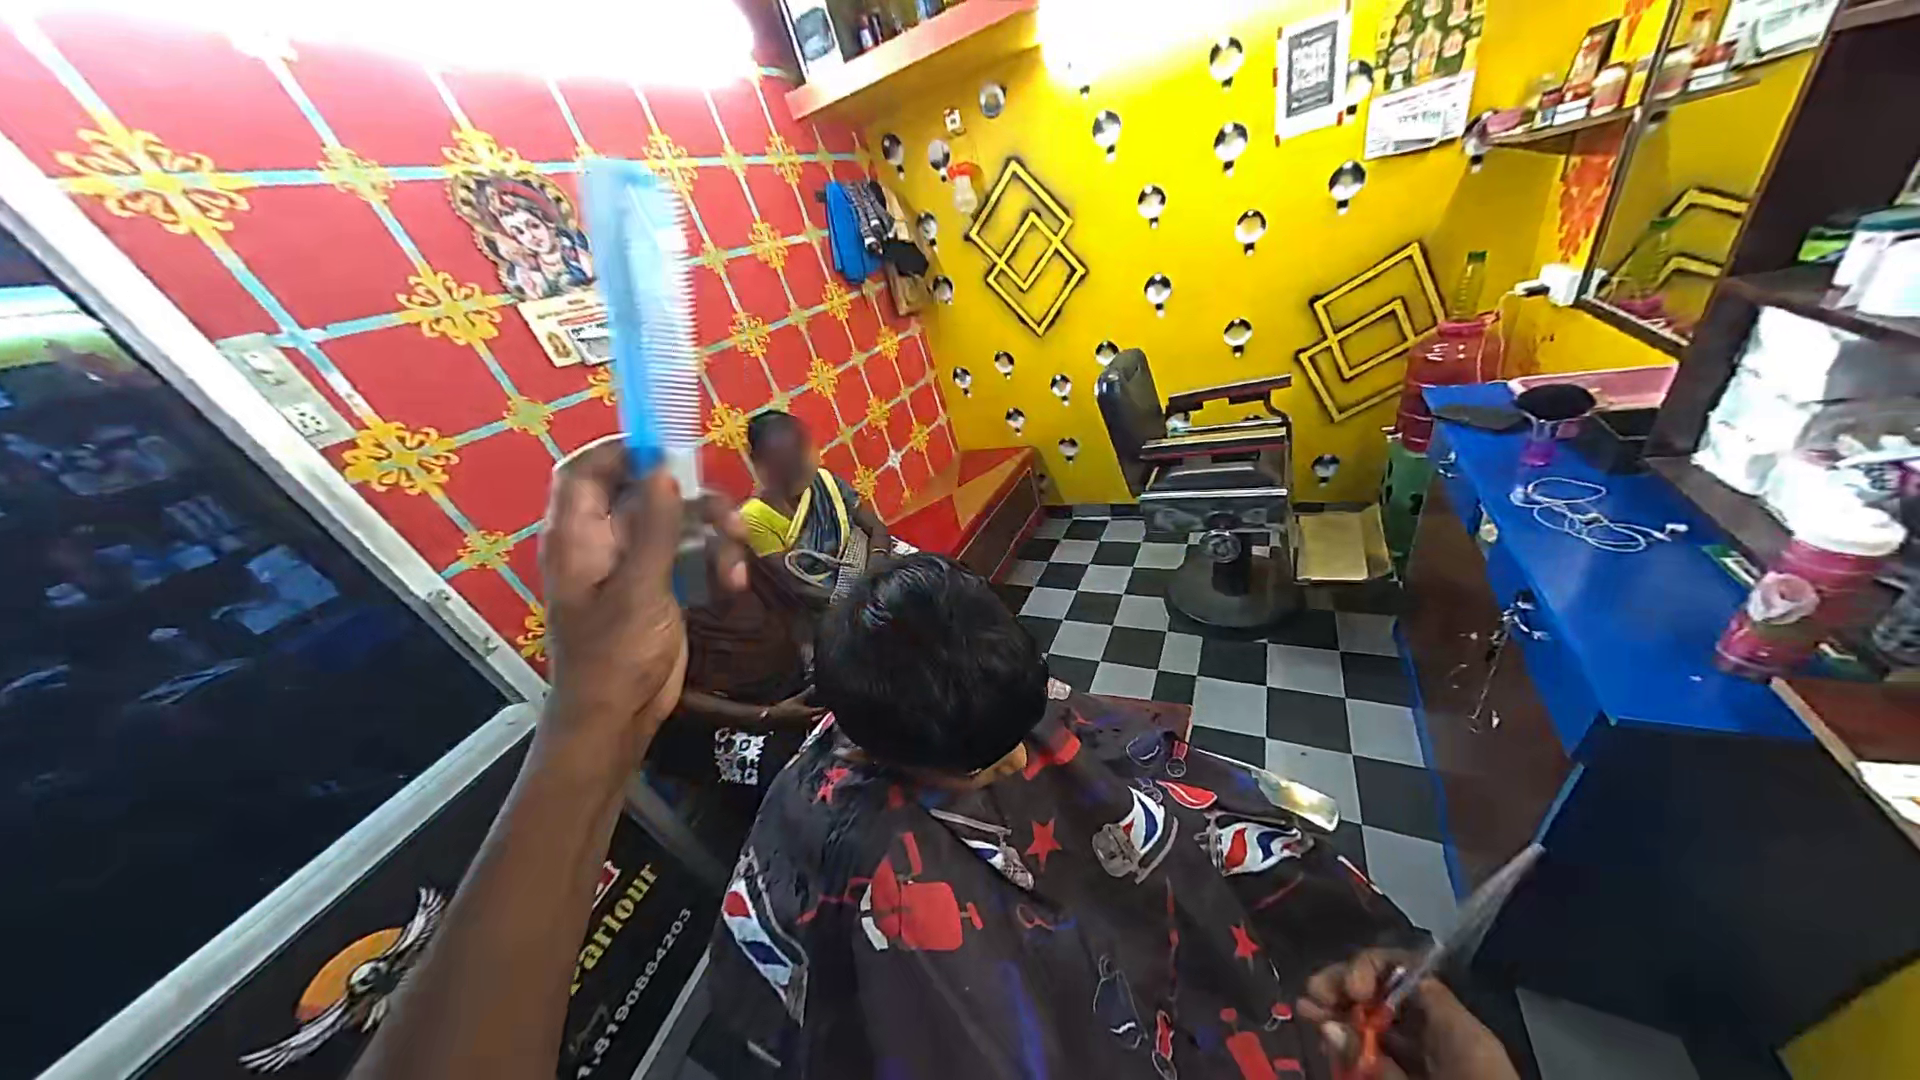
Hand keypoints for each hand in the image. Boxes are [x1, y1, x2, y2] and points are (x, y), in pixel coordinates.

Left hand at [539, 436, 748, 765]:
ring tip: (736, 565)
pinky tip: (732, 585)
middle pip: (648, 494)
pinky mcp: (663, 583)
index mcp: (579, 537)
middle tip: (728, 517)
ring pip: (680, 524)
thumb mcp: (638, 589)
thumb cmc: (616, 655)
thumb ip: (654, 529)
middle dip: (692, 501)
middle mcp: (606, 541)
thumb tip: (664, 472)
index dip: (621, 451)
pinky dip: (715, 563)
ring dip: (714, 537)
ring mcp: (637, 563)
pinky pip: (693, 554)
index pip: (586, 471)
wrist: (621, 715)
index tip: (669, 450)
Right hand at [763, 687, 826, 726]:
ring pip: (814, 724)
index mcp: (809, 713)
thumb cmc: (785, 708)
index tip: (831, 705)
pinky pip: (808, 727)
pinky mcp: (799, 730)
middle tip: (827, 711)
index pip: (822, 711)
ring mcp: (804, 726)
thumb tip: (814, 687)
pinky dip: (810, 724)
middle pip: (820, 719)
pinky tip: (809, 721)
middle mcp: (808, 721)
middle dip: (824, 716)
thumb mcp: (797, 699)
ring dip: (817, 720)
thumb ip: (807, 693)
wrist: (775, 718)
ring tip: (819, 716)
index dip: (827, 708)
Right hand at [1299, 950, 1518, 1079]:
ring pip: (1383, 1025)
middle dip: (1344, 992)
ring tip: (1308, 1019)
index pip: (1406, 969)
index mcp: (1457, 1029)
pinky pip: (1390, 1056)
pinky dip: (1360, 1051)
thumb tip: (1326, 1025)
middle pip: (1387, 993)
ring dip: (1344, 1019)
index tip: (1348, 991)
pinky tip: (1333, 1051)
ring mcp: (1439, 1065)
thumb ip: (1376, 1064)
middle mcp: (1447, 1036)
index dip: (1368, 968)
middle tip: (1310, 1001)